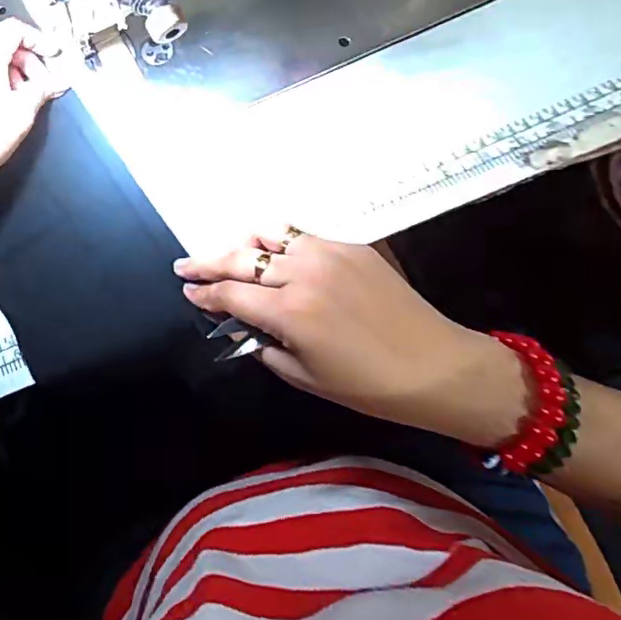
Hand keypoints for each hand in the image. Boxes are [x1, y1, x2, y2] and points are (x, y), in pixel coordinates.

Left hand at [0, 20, 68, 207]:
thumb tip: (56, 81)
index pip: (16, 28)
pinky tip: (8, 103)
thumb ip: (45, 87)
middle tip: (45, 81)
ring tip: (27, 96)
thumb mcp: (24, 110)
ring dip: (14, 71)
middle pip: (4, 42)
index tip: (53, 53)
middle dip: (29, 60)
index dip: (40, 40)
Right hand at [175, 233, 531, 447]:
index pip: (231, 293)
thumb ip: (264, 346)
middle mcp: (304, 272)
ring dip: (247, 244)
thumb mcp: (304, 377)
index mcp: (290, 311)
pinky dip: (283, 242)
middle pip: (241, 258)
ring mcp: (329, 252)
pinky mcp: (352, 245)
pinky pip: (305, 235)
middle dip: (208, 262)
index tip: (188, 291)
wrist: (434, 364)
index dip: (204, 293)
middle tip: (186, 265)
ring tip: (236, 255)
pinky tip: (279, 254)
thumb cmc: (367, 385)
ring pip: (272, 234)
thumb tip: (242, 327)